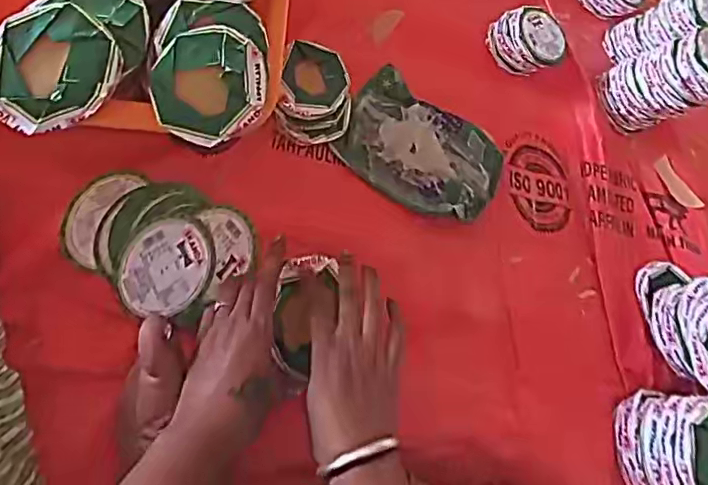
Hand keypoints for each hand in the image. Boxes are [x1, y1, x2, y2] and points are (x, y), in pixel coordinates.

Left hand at [165, 237, 287, 464]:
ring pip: (228, 294)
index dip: (274, 259)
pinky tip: (225, 313)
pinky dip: (222, 306)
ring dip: (239, 284)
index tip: (279, 240)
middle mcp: (235, 322)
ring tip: (246, 283)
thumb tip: (298, 368)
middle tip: (268, 263)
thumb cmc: (244, 412)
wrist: (203, 432)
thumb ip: (285, 371)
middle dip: (258, 269)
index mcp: (257, 327)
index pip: (266, 283)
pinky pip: (213, 314)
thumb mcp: (274, 389)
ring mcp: (215, 332)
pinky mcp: (201, 346)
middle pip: (247, 283)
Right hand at [304, 257, 404, 470]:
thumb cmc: (328, 426)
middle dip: (346, 272)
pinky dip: (395, 314)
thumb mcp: (312, 387)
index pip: (317, 306)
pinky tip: (392, 302)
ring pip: (373, 307)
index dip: (314, 284)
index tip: (310, 266)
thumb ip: (317, 358)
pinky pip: (396, 331)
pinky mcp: (391, 362)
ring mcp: (374, 350)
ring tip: (369, 268)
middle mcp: (350, 343)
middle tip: (346, 255)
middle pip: (348, 298)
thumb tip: (319, 340)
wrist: (360, 451)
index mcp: (326, 350)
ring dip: (372, 284)